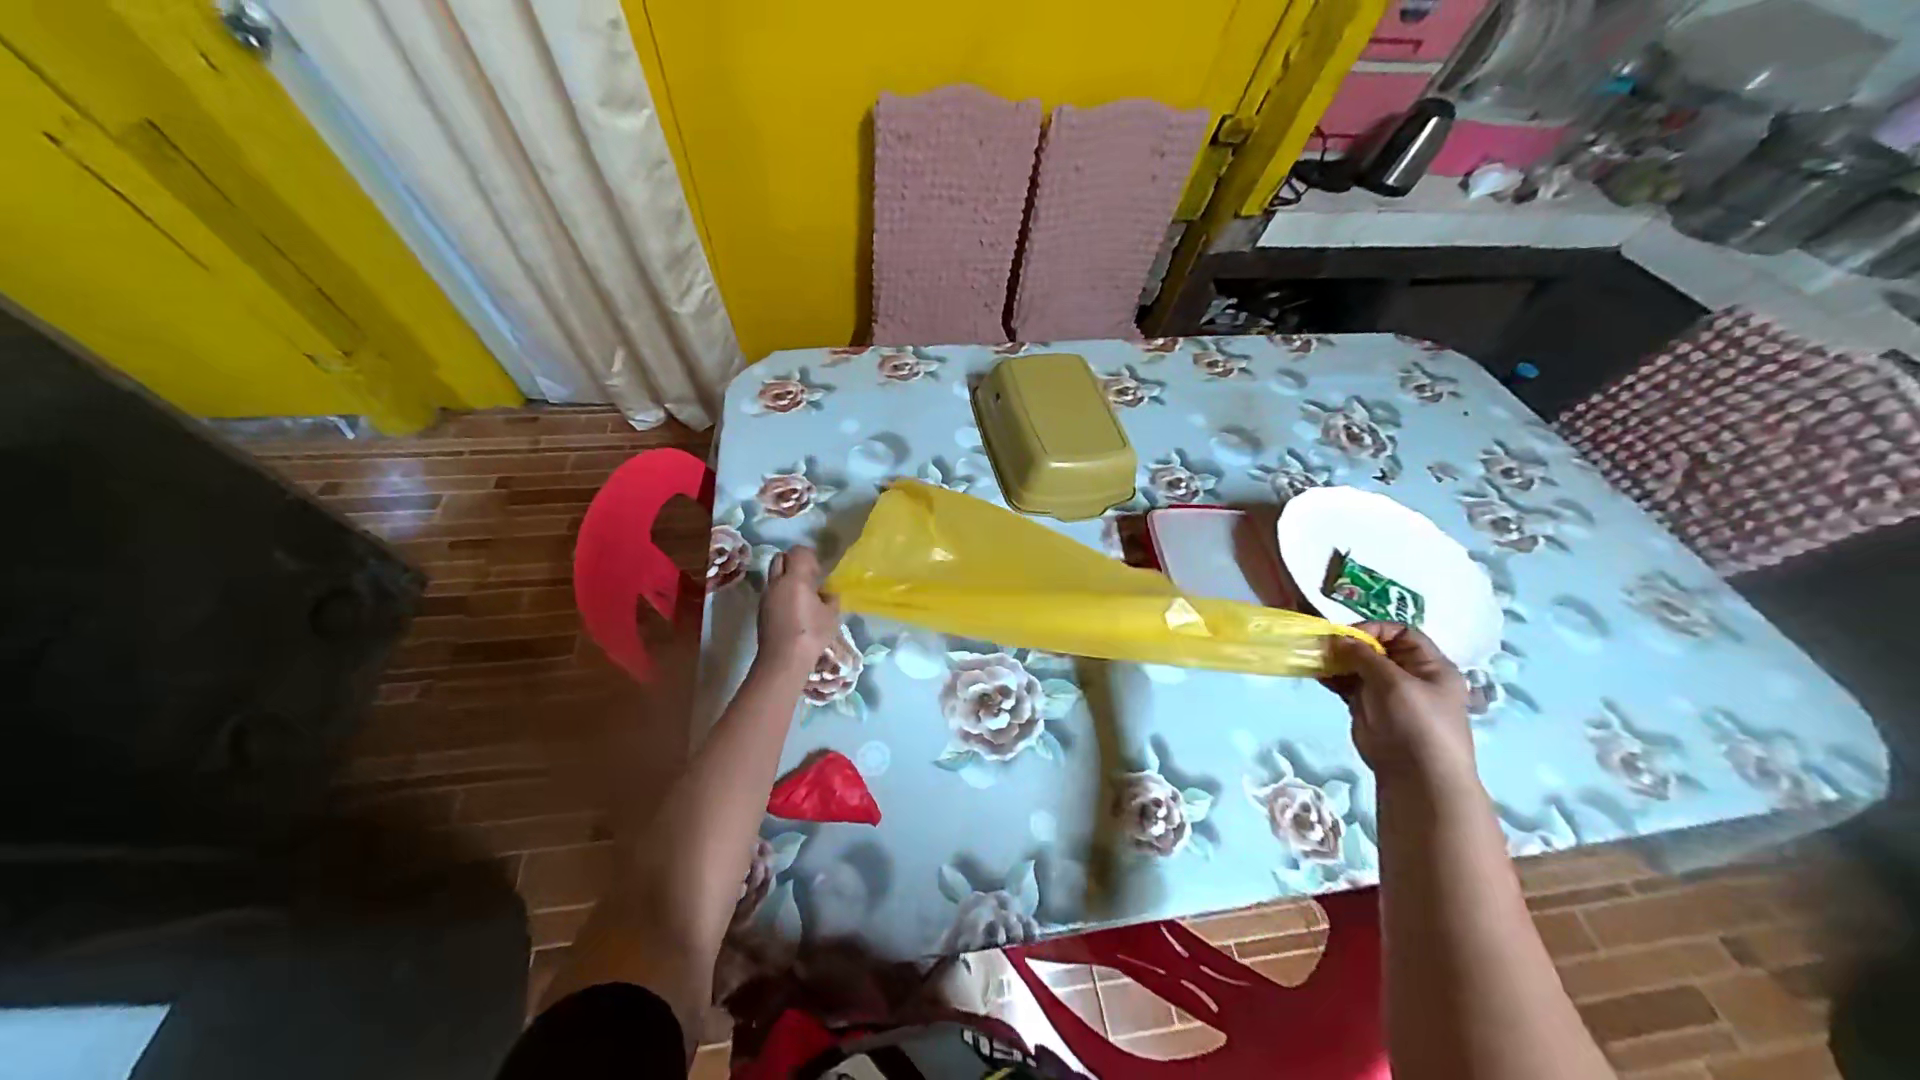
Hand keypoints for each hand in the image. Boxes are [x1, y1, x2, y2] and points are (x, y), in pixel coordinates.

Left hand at [756, 546, 840, 676]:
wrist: (783, 659)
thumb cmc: (811, 634)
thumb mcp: (832, 615)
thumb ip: (830, 598)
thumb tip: (825, 593)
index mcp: (795, 578)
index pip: (798, 552)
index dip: (809, 556)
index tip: (818, 570)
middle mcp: (776, 582)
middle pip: (780, 558)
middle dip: (793, 562)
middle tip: (808, 578)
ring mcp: (766, 596)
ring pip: (774, 576)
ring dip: (786, 579)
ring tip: (802, 597)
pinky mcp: (761, 610)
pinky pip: (772, 592)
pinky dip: (781, 594)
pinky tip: (794, 611)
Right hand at [1324, 623, 1474, 790]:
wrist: (1416, 774)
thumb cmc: (1416, 722)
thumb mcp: (1394, 682)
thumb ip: (1364, 656)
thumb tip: (1338, 638)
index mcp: (1430, 667)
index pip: (1402, 634)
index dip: (1376, 629)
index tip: (1348, 636)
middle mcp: (1410, 676)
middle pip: (1377, 649)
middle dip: (1351, 645)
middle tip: (1324, 645)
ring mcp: (1387, 693)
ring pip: (1359, 667)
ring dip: (1338, 660)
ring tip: (1316, 658)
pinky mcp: (1368, 708)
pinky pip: (1348, 686)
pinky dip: (1333, 678)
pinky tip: (1318, 673)